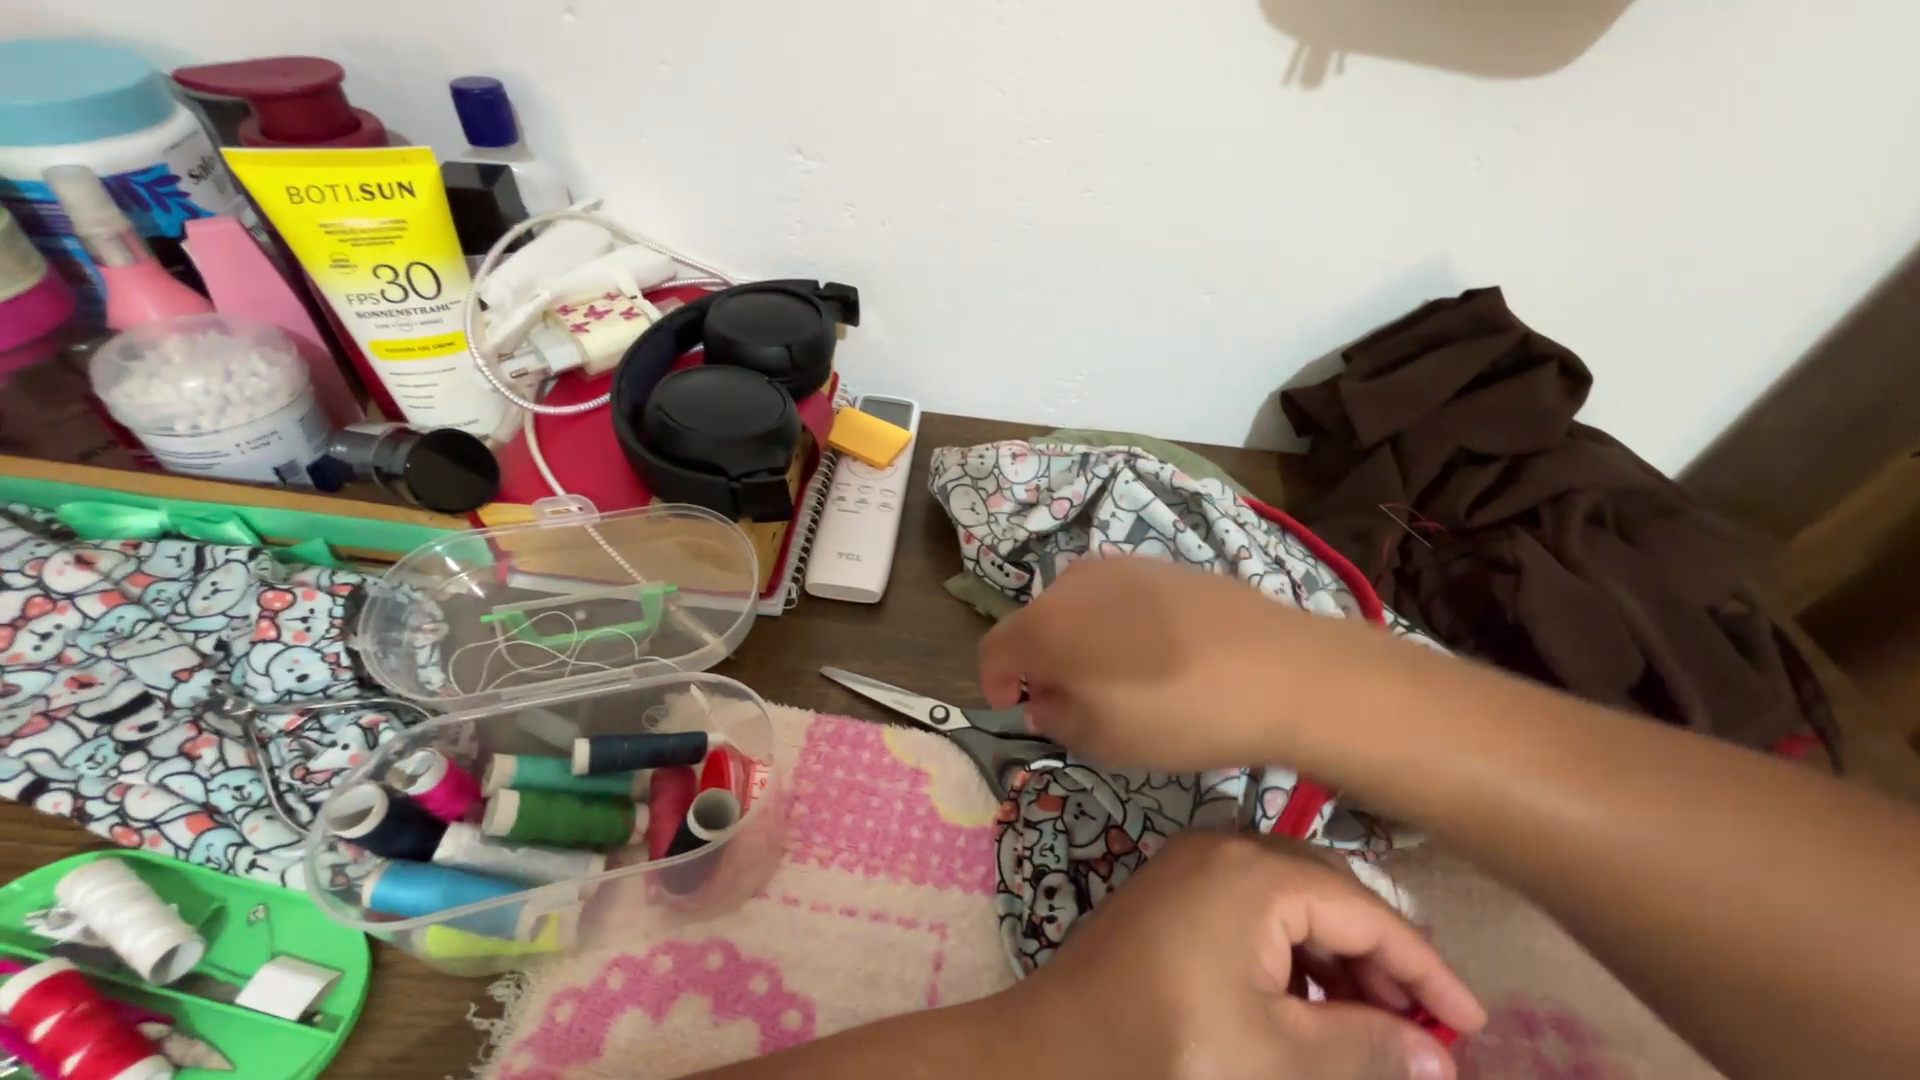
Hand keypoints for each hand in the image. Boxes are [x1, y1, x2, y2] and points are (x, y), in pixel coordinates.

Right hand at [979, 556, 1398, 770]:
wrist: (1283, 671)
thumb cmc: (1179, 715)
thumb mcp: (1102, 740)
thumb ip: (1054, 718)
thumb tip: (1043, 699)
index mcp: (1047, 624)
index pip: (993, 649)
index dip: (995, 684)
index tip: (1019, 710)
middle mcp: (1074, 582)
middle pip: (1035, 623)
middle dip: (1040, 664)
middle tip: (1071, 704)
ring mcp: (1122, 566)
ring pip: (1077, 607)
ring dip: (1079, 642)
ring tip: (1118, 681)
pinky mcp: (1163, 564)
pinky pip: (1117, 597)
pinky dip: (1116, 625)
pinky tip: (1157, 656)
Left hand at [998, 831, 1484, 1079]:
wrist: (1053, 1049)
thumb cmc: (1168, 1047)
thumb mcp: (1278, 1056)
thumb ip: (1366, 1047)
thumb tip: (1438, 1059)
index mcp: (1253, 873)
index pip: (1365, 909)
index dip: (1426, 968)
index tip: (1472, 1024)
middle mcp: (1223, 849)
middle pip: (1329, 893)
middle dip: (1381, 959)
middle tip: (1427, 1028)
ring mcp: (1191, 864)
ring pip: (1291, 901)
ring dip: (1336, 957)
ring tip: (1375, 1025)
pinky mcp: (1173, 889)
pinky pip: (1251, 909)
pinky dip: (1288, 952)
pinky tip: (1309, 1004)